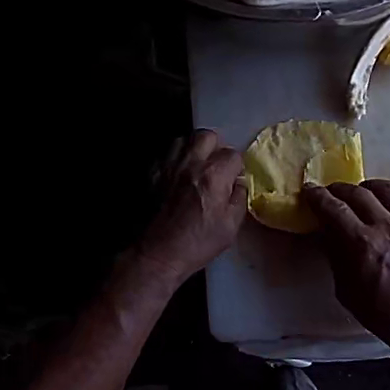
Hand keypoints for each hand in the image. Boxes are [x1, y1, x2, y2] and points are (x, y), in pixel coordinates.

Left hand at [136, 130, 247, 283]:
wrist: (156, 253)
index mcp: (214, 175)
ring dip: (194, 149)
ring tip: (196, 166)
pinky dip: (175, 160)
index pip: (233, 155)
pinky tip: (177, 175)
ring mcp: (168, 166)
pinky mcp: (151, 173)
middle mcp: (190, 163)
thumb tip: (238, 184)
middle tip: (216, 165)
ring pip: (184, 139)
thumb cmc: (197, 244)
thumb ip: (239, 199)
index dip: (237, 167)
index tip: (234, 180)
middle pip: (207, 136)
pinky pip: (165, 154)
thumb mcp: (230, 227)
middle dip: (216, 148)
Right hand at [303, 180, 389, 358]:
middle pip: (359, 193)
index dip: (318, 197)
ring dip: (370, 187)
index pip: (334, 208)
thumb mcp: (346, 289)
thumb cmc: (381, 313)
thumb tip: (328, 233)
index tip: (310, 191)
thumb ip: (336, 256)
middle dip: (340, 189)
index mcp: (362, 243)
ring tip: (363, 192)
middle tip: (331, 192)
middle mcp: (387, 226)